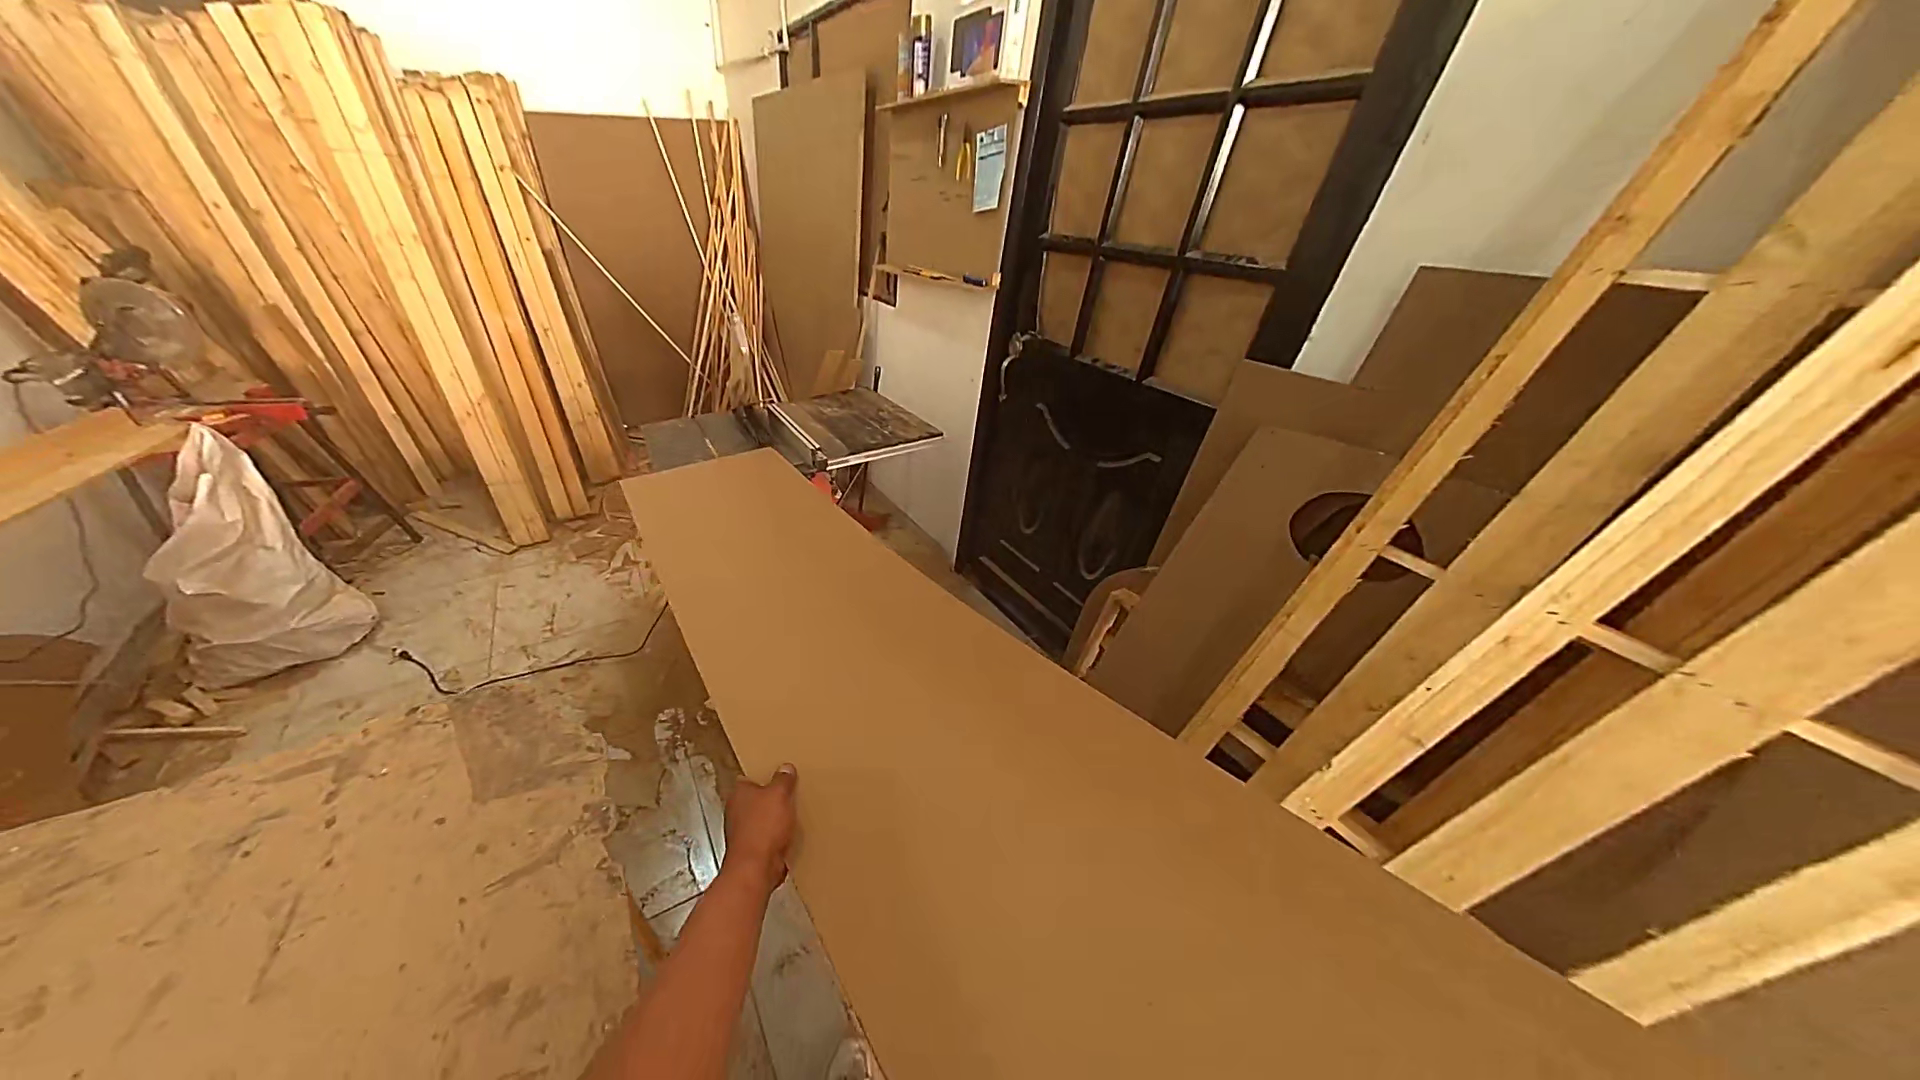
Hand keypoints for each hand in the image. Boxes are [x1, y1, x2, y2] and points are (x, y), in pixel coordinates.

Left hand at [723, 764, 797, 891]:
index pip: (748, 778)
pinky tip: (789, 834)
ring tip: (793, 812)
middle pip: (754, 799)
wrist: (756, 868)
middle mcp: (735, 812)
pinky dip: (775, 835)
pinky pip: (765, 836)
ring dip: (773, 818)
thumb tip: (786, 767)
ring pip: (760, 818)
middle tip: (789, 791)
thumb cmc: (764, 826)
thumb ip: (783, 780)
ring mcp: (741, 832)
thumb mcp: (779, 795)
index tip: (777, 773)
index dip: (762, 775)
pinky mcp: (750, 850)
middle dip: (770, 797)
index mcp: (739, 794)